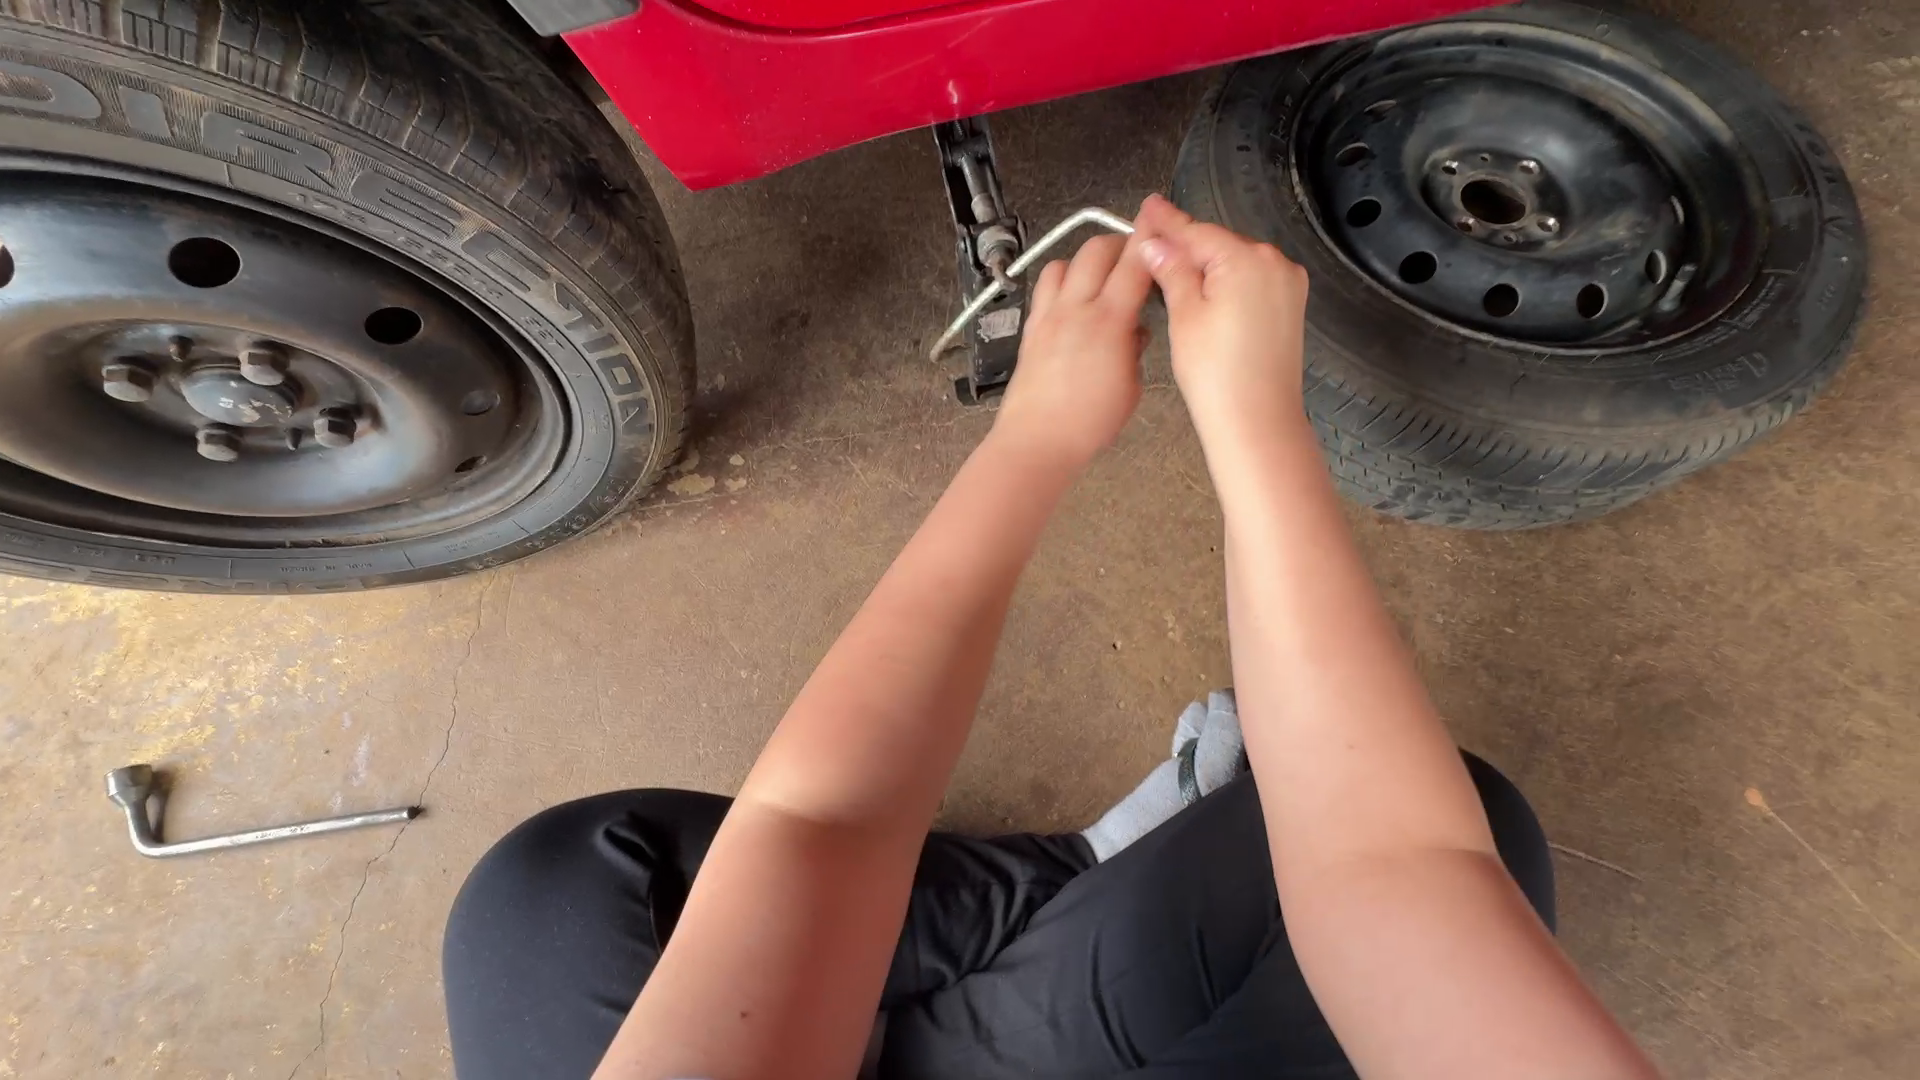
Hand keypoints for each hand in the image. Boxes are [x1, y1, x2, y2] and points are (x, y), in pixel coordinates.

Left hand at [991, 231, 1155, 470]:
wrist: (1037, 441)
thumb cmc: (1086, 424)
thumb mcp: (1130, 388)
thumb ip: (1134, 350)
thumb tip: (1133, 332)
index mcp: (1108, 322)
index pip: (1134, 264)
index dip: (1149, 238)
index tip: (1157, 222)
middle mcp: (1074, 310)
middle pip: (1095, 251)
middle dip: (1117, 244)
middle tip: (1132, 257)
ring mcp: (1047, 318)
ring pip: (1063, 264)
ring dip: (1084, 262)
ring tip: (1098, 279)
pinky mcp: (1030, 332)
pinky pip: (1043, 292)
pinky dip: (1060, 285)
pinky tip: (1071, 305)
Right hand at [1131, 194, 1310, 452]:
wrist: (1256, 419)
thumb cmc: (1216, 374)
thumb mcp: (1184, 316)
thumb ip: (1172, 272)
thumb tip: (1156, 245)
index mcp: (1246, 259)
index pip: (1197, 231)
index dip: (1167, 221)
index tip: (1148, 206)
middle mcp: (1275, 263)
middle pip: (1219, 245)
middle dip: (1186, 244)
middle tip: (1151, 241)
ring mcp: (1287, 285)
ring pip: (1236, 264)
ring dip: (1205, 265)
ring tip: (1171, 268)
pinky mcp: (1289, 307)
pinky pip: (1251, 283)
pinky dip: (1226, 283)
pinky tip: (1204, 292)